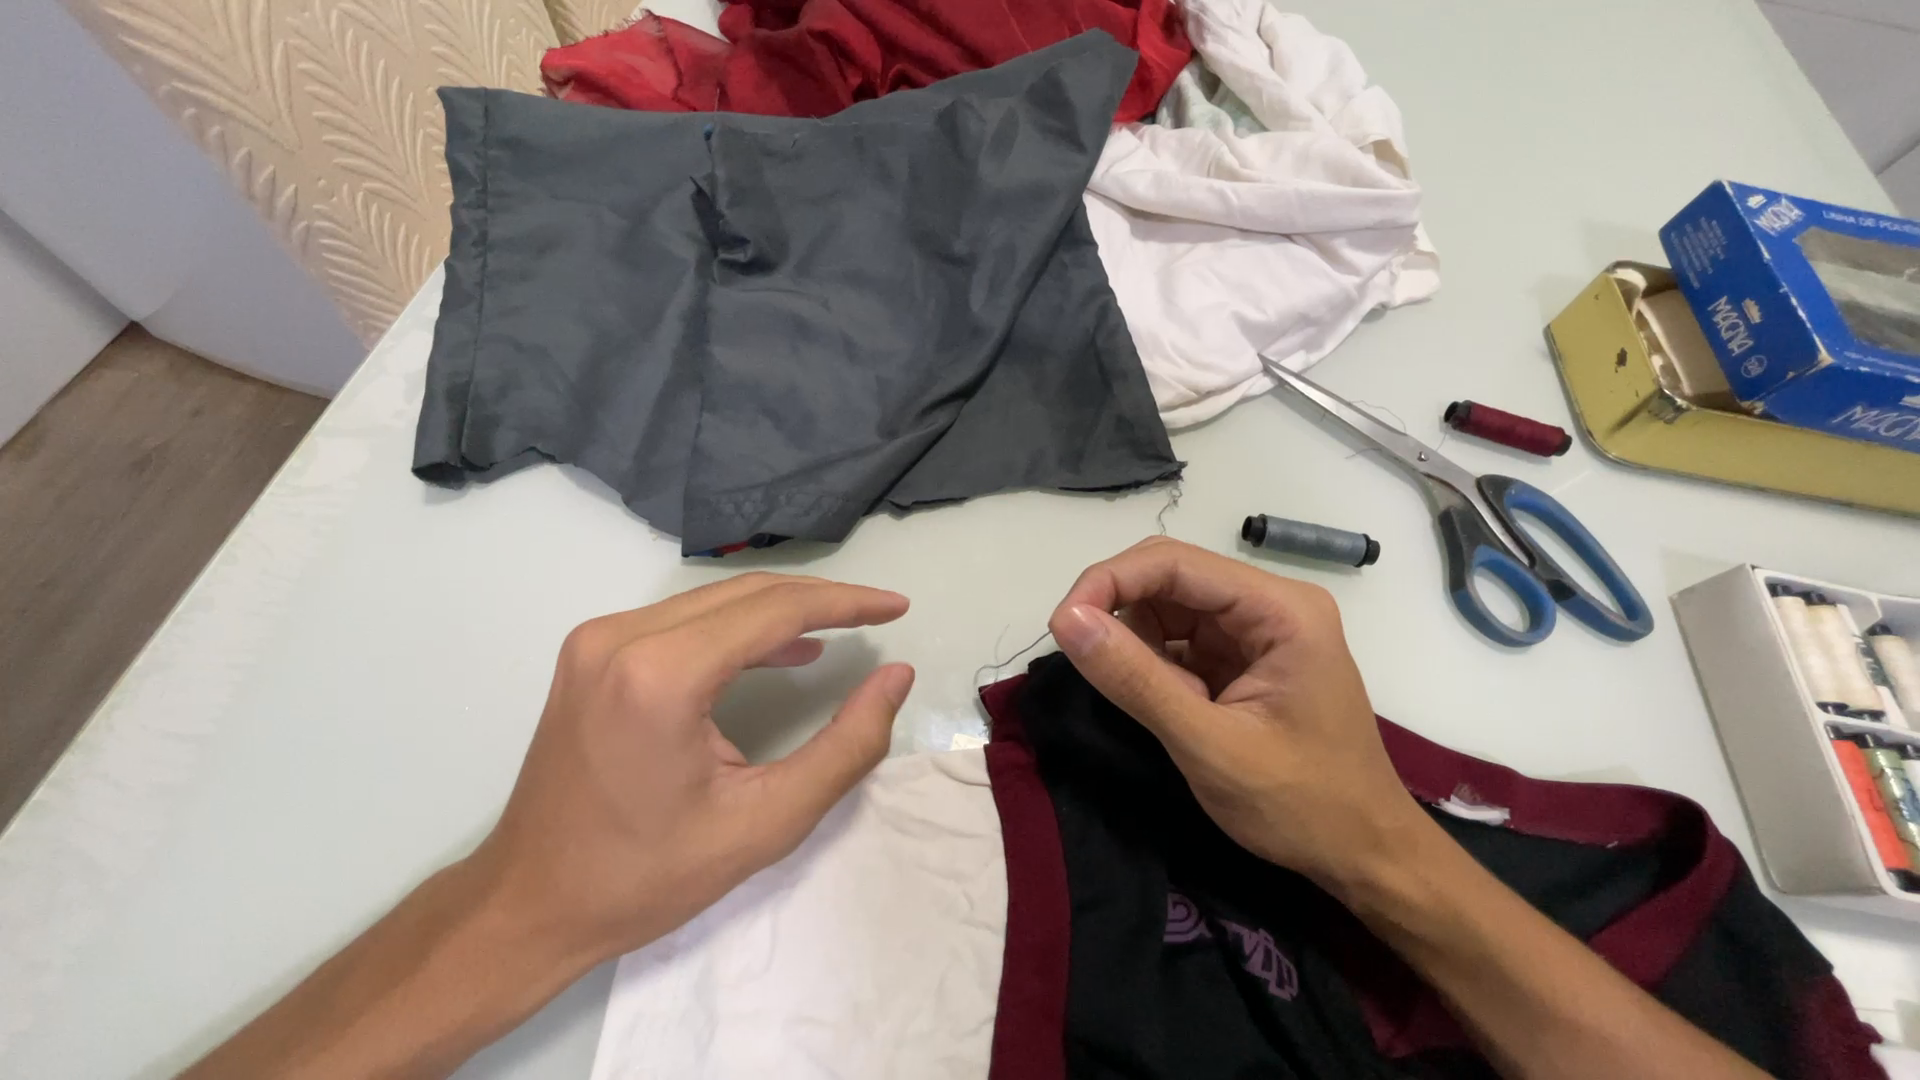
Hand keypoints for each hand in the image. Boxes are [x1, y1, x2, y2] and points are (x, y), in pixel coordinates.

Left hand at [472, 572, 914, 970]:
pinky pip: (685, 621)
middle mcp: (622, 637)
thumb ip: (847, 747)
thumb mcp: (767, 822)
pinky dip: (740, 629)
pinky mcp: (592, 653)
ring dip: (783, 612)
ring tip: (843, 630)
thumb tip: (896, 678)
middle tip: (879, 613)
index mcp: (661, 675)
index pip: (775, 610)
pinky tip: (783, 651)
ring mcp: (599, 640)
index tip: (897, 606)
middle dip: (822, 600)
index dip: (846, 603)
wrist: (529, 904)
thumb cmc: (648, 875)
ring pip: (717, 601)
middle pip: (747, 594)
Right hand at [1047, 537, 1424, 887]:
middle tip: (1082, 658)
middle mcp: (1270, 605)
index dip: (1108, 582)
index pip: (1174, 563)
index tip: (1060, 626)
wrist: (1366, 856)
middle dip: (1118, 610)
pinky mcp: (1243, 658)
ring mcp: (1258, 631)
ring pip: (1169, 609)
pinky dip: (1155, 667)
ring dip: (1138, 646)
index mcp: (1280, 610)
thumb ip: (1136, 680)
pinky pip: (1180, 641)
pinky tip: (1170, 706)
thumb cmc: (1301, 806)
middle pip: (1170, 578)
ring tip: (1153, 703)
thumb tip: (1065, 621)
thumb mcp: (1209, 746)